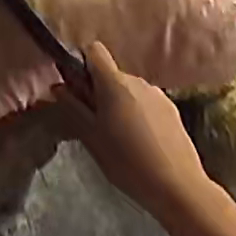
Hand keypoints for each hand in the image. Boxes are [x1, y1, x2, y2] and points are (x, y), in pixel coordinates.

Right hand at [53, 42, 212, 220]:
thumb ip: (74, 108)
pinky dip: (138, 114)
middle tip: (95, 124)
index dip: (83, 64)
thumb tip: (58, 86)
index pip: (95, 50)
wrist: (177, 185)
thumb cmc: (126, 162)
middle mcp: (137, 80)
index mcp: (114, 83)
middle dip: (100, 92)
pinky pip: (146, 102)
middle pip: (111, 74)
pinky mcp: (171, 108)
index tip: (78, 89)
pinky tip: (141, 143)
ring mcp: (157, 93)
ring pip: (129, 90)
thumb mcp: (92, 138)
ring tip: (119, 139)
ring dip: (120, 104)